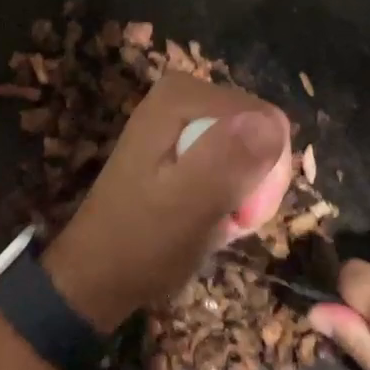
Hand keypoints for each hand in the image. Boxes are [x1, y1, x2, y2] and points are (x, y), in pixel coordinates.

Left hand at [42, 72, 291, 332]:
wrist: (99, 275)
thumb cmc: (142, 243)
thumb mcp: (188, 206)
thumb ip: (227, 161)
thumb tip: (269, 121)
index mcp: (183, 95)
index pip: (269, 121)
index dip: (266, 173)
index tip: (240, 213)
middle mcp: (184, 94)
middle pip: (262, 132)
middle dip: (255, 183)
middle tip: (227, 221)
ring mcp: (184, 118)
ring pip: (253, 152)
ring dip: (244, 194)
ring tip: (213, 223)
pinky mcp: (185, 142)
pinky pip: (235, 163)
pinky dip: (231, 196)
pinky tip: (208, 218)